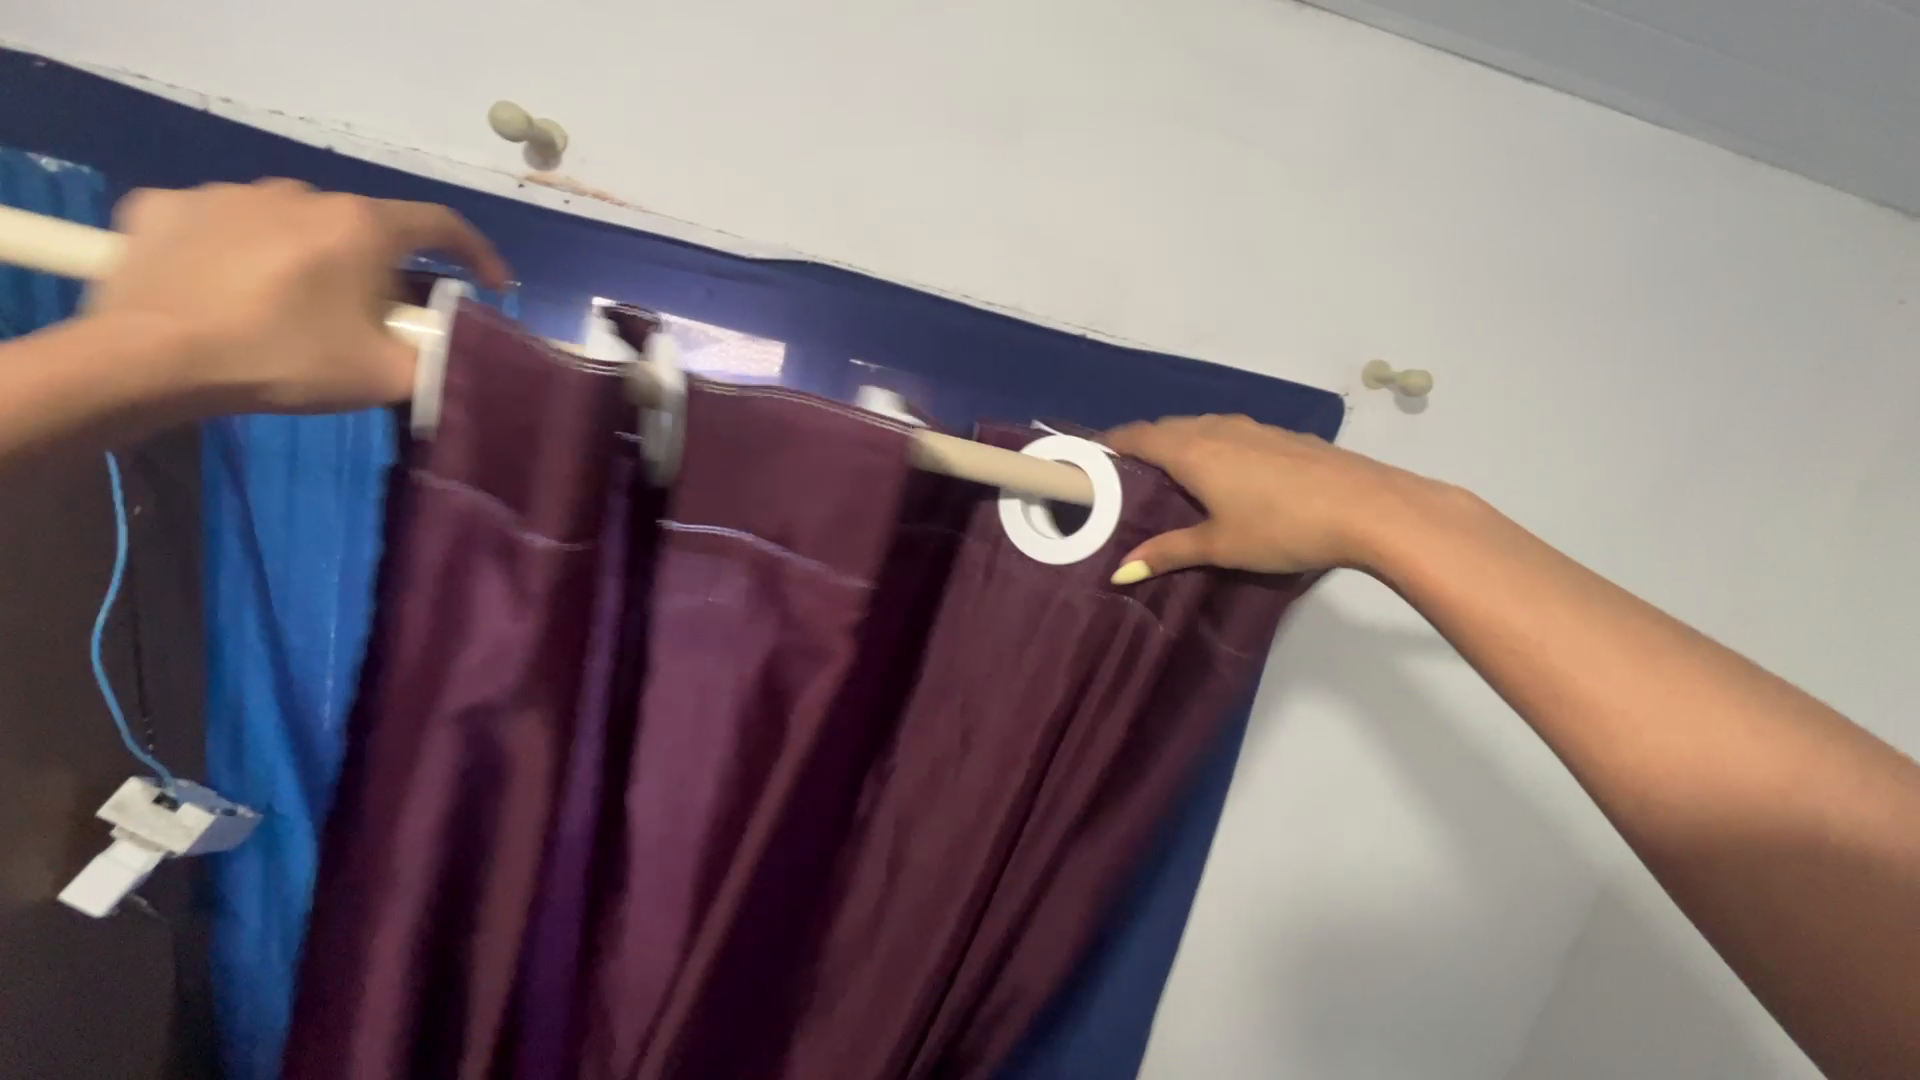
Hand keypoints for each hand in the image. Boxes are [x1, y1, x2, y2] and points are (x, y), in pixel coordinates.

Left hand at [84, 180, 509, 414]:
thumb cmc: (286, 359)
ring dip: (314, 257)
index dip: (478, 254)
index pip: (442, 224)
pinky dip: (245, 252)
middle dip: (384, 268)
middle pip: (366, 228)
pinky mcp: (166, 206)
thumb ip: (445, 362)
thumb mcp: (389, 376)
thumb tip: (470, 357)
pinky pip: (228, 224)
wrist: (149, 360)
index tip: (491, 285)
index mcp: (360, 226)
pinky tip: (235, 289)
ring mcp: (226, 194)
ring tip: (299, 306)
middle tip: (377, 317)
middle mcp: (299, 193)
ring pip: (296, 223)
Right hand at [1103, 414, 1439, 581]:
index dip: (1110, 444)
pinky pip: (1232, 433)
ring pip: (1202, 427)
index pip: (1138, 436)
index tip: (1090, 458)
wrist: (1370, 508)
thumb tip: (1120, 572)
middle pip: (1167, 427)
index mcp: (1193, 451)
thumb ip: (1168, 553)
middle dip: (1142, 444)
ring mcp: (1255, 428)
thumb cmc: (1282, 527)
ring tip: (1172, 474)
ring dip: (1180, 442)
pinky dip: (1213, 445)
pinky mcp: (1284, 436)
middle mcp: (1218, 429)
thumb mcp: (1220, 546)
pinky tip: (1227, 473)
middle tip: (1128, 475)